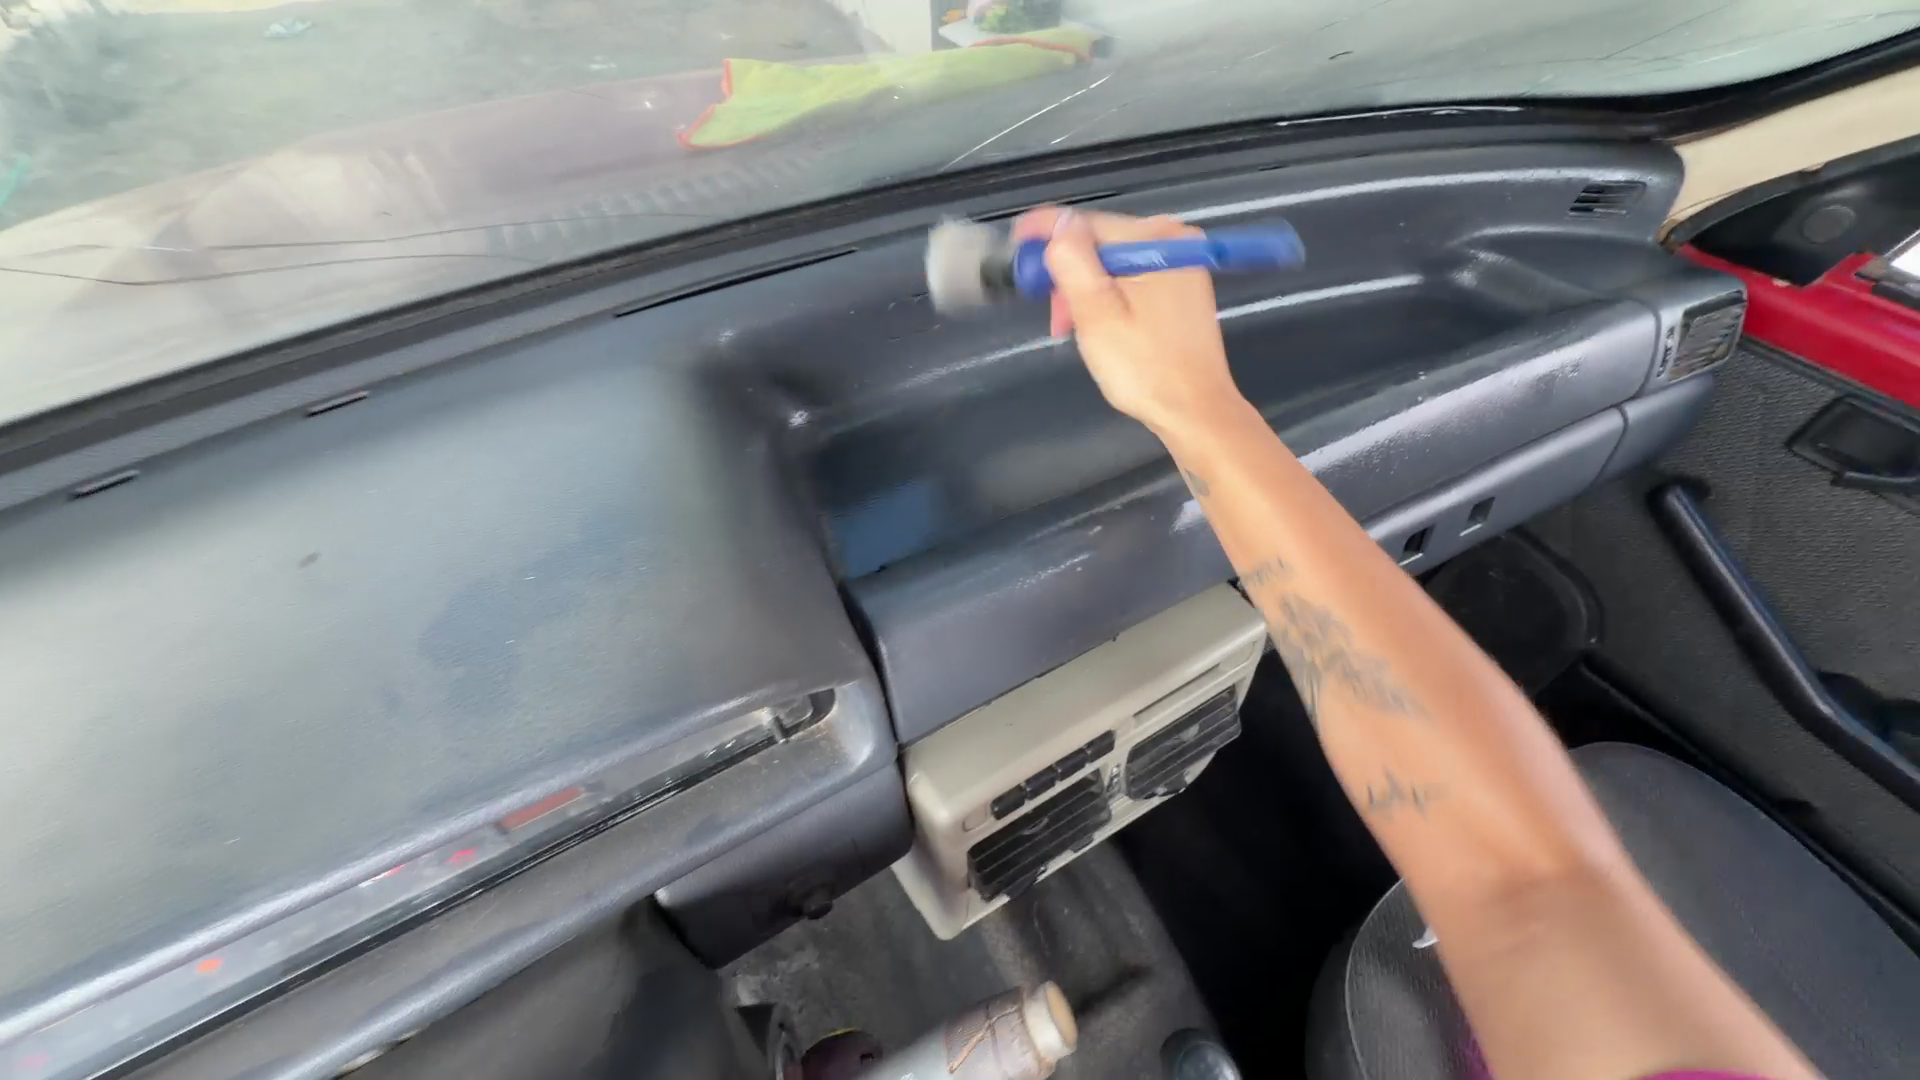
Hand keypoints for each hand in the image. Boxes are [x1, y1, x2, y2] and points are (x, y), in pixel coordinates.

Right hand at [1012, 207, 1245, 434]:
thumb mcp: (1097, 314)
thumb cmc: (1145, 368)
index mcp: (1155, 239)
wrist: (1194, 410)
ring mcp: (1181, 266)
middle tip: (1055, 318)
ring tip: (1074, 329)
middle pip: (1100, 244)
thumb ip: (1073, 262)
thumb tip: (1058, 225)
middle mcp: (1174, 241)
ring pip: (1113, 265)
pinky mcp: (1180, 291)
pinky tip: (1099, 327)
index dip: (1046, 233)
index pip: (1087, 224)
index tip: (1016, 243)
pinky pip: (1131, 282)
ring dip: (1085, 292)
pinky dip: (1108, 299)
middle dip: (1068, 275)